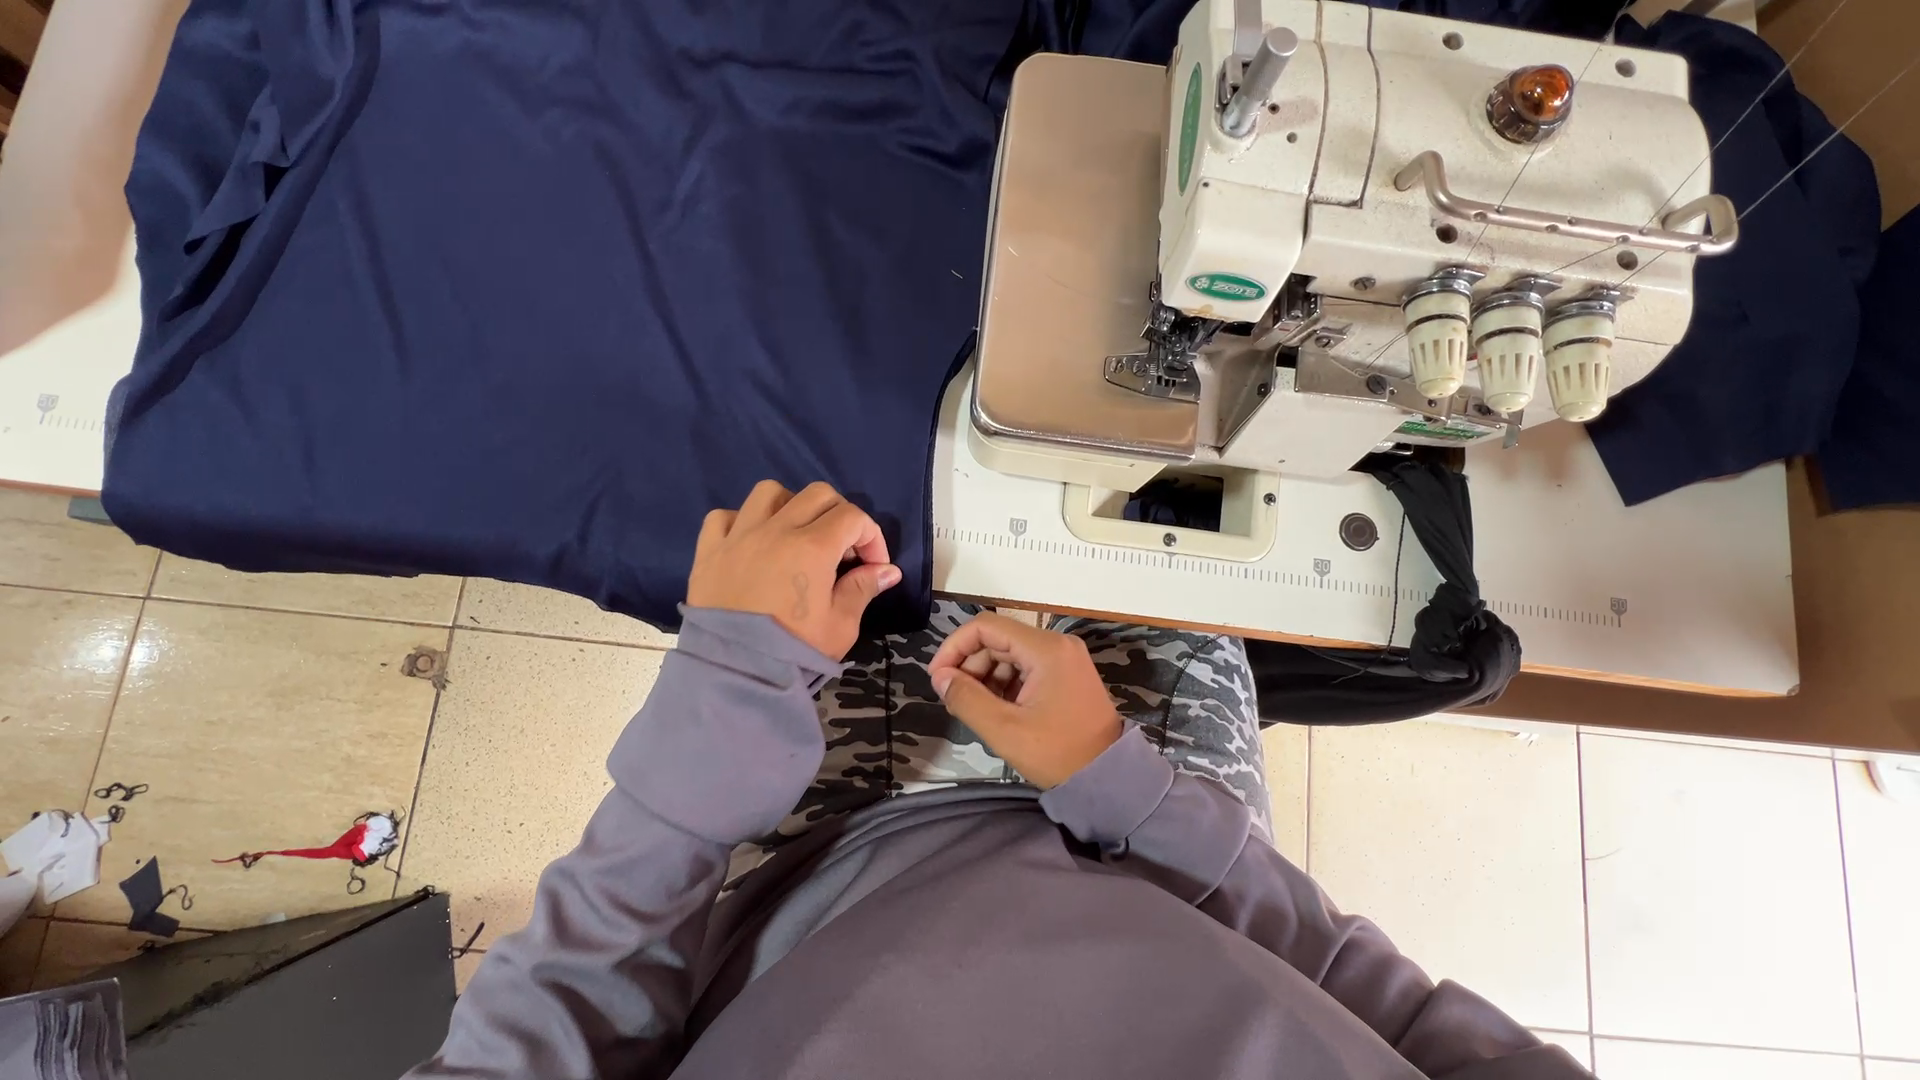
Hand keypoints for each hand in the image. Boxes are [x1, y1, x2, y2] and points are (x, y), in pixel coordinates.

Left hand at [687, 480, 900, 660]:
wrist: (733, 675)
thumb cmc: (793, 652)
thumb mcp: (840, 625)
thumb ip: (863, 589)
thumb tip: (888, 570)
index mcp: (813, 547)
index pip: (853, 517)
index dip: (871, 536)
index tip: (873, 564)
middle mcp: (776, 531)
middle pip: (817, 495)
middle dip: (839, 514)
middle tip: (842, 548)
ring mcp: (738, 537)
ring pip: (769, 492)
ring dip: (790, 506)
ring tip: (795, 534)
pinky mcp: (708, 551)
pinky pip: (723, 516)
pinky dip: (742, 521)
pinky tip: (751, 543)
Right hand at [927, 612, 1123, 788]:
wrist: (1109, 777)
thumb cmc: (1058, 753)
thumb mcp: (1005, 729)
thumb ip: (967, 698)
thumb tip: (940, 677)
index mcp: (1045, 649)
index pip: (986, 627)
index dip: (955, 647)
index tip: (938, 677)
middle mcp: (1057, 644)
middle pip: (998, 639)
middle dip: (970, 665)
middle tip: (954, 698)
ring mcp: (1064, 658)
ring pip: (1009, 653)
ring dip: (986, 676)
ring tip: (975, 708)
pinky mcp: (1066, 674)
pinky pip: (1025, 667)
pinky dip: (1005, 683)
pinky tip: (997, 709)